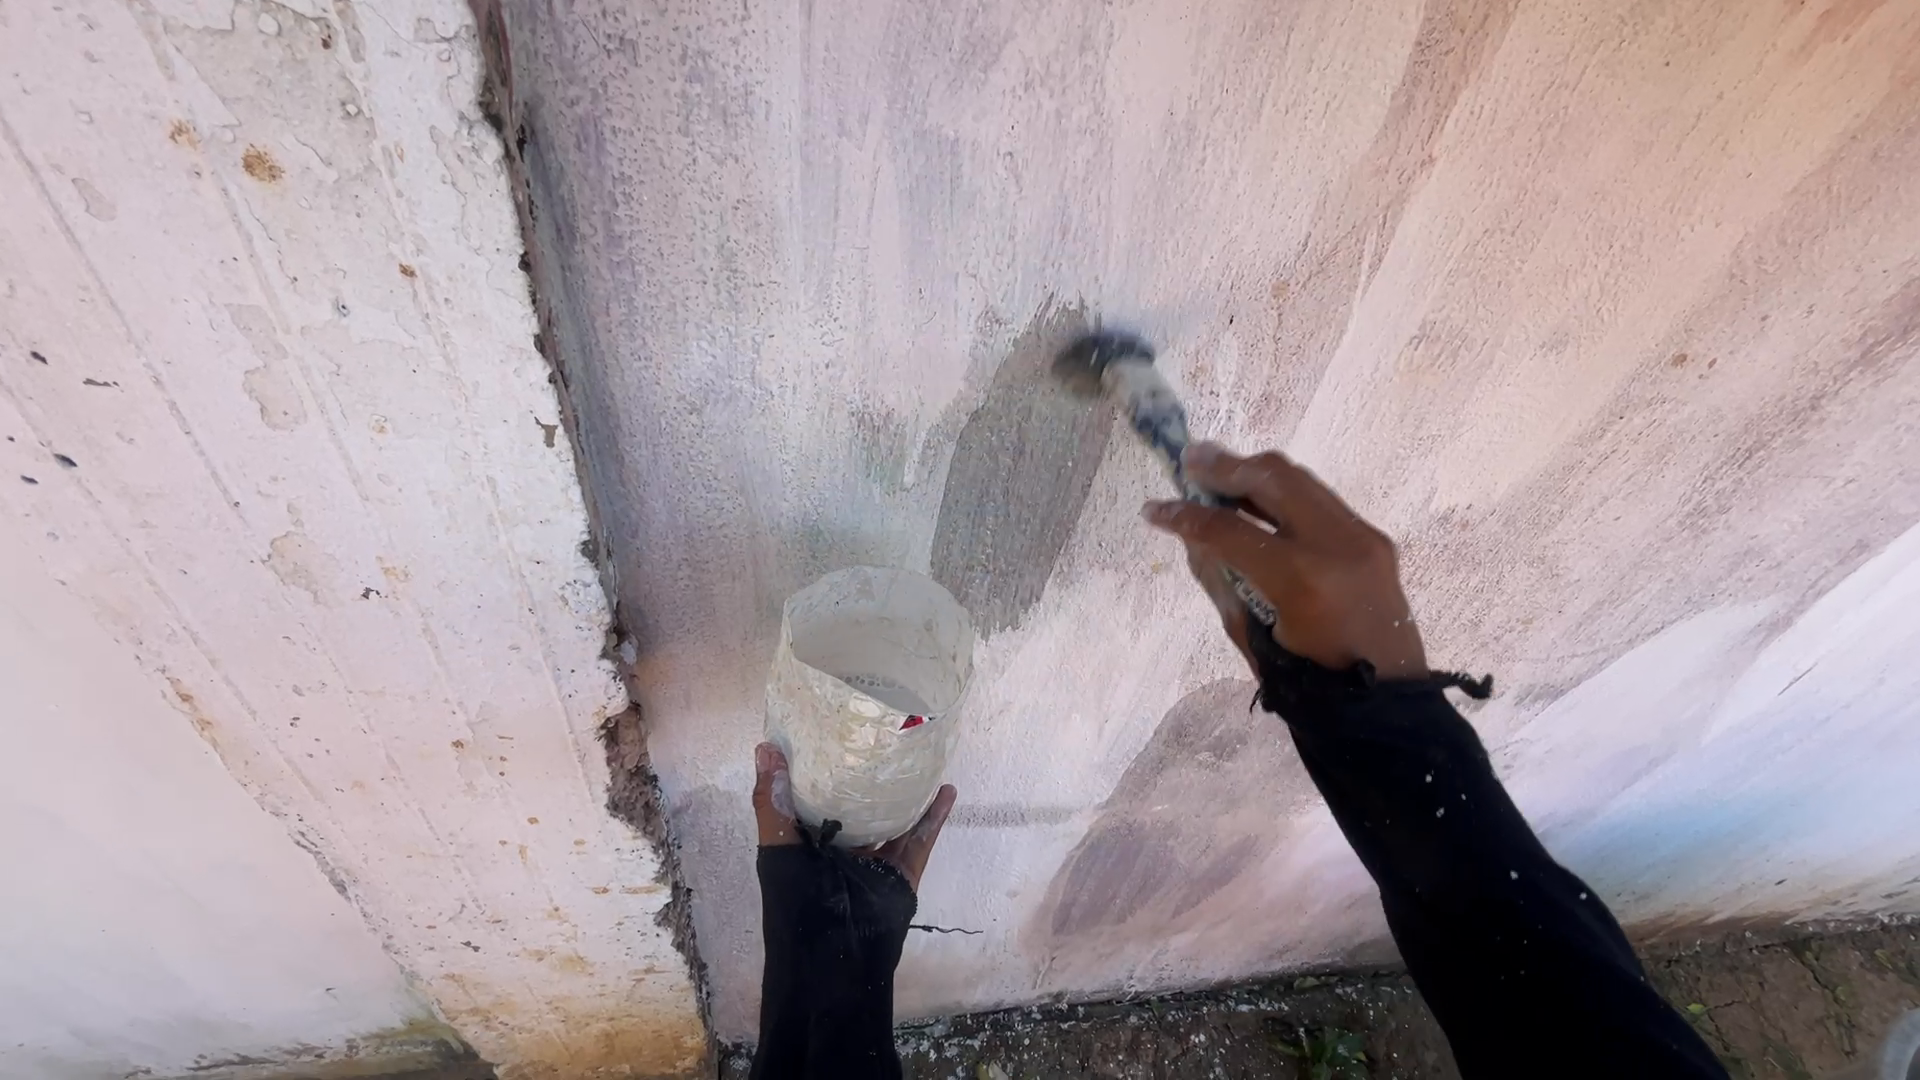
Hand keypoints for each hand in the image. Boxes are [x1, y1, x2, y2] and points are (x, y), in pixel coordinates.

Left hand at [752, 742, 956, 890]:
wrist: (831, 956)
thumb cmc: (795, 900)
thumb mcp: (776, 846)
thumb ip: (771, 802)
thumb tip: (764, 748)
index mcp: (811, 843)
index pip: (820, 798)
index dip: (827, 770)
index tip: (837, 735)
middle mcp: (844, 848)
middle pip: (863, 806)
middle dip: (873, 779)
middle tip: (885, 741)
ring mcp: (876, 861)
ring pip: (897, 818)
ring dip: (910, 792)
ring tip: (921, 759)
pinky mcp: (902, 873)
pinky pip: (921, 839)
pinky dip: (935, 817)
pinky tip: (946, 790)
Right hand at [1144, 442, 1428, 679]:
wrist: (1382, 699)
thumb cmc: (1305, 679)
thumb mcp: (1247, 632)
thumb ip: (1218, 576)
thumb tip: (1193, 532)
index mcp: (1301, 578)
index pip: (1229, 529)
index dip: (1184, 516)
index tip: (1153, 510)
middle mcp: (1337, 544)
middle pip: (1272, 478)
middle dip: (1224, 466)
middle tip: (1188, 460)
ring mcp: (1362, 536)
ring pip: (1298, 478)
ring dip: (1253, 471)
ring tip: (1216, 468)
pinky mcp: (1371, 537)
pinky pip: (1316, 498)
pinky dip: (1279, 490)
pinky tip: (1253, 495)